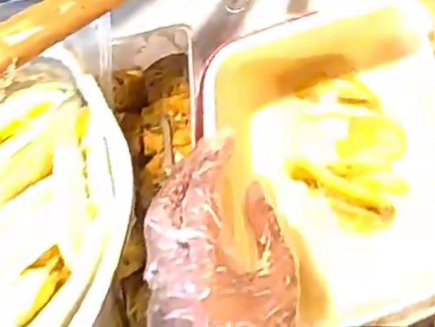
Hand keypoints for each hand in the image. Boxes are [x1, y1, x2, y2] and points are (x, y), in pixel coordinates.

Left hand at [143, 133, 298, 326]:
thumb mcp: (277, 280)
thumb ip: (266, 228)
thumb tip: (254, 189)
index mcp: (201, 256)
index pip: (199, 190)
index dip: (212, 158)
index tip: (226, 138)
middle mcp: (171, 265)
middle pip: (166, 201)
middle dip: (187, 167)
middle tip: (210, 147)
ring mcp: (161, 283)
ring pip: (156, 221)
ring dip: (177, 188)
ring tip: (200, 170)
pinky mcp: (160, 297)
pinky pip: (160, 241)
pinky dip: (175, 213)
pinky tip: (194, 210)